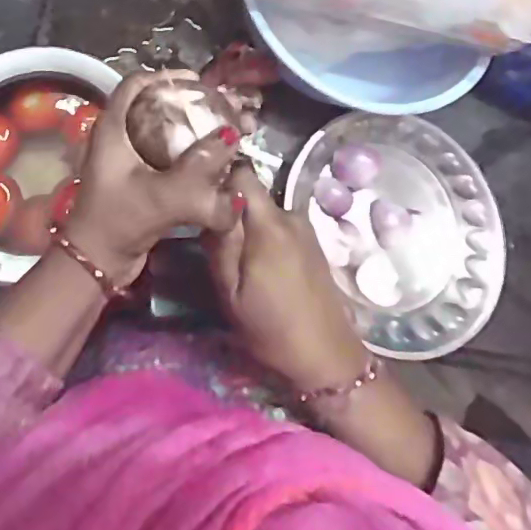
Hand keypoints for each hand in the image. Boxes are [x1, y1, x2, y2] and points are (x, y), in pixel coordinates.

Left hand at [65, 70, 239, 285]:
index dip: (164, 77)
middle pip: (156, 107)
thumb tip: (232, 137)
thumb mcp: (160, 195)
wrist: (96, 265)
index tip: (196, 82)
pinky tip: (217, 159)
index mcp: (113, 130)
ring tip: (227, 130)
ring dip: (196, 130)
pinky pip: (170, 156)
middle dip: (192, 105)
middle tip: (223, 107)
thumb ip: (198, 168)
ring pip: (166, 132)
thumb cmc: (119, 221)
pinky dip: (193, 153)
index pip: (135, 85)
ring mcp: (130, 161)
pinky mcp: (141, 181)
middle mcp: (120, 139)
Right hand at [206, 163, 370, 392]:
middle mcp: (290, 214)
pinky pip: (279, 225)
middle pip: (253, 194)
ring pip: (264, 211)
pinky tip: (262, 268)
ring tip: (239, 261)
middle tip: (215, 242)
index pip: (242, 173)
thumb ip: (220, 244)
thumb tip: (211, 205)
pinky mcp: (312, 240)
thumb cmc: (272, 330)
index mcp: (269, 224)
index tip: (203, 201)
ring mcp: (305, 226)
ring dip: (249, 227)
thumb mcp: (232, 294)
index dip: (220, 181)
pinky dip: (265, 237)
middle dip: (232, 210)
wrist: (327, 356)